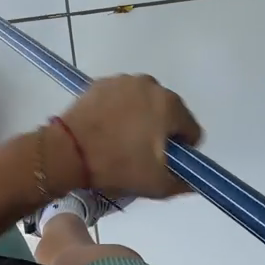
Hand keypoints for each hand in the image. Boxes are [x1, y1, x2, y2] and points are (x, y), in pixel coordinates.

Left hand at [56, 75, 202, 197]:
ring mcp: (124, 80)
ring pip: (145, 103)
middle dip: (161, 131)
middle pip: (168, 113)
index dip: (182, 150)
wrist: (70, 150)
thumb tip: (194, 178)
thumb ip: (186, 182)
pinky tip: (108, 127)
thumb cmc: (118, 165)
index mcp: (170, 105)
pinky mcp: (102, 82)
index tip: (164, 161)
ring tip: (122, 140)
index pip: (191, 130)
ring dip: (141, 118)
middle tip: (142, 152)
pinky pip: (122, 97)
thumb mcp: (159, 184)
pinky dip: (121, 109)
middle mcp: (150, 85)